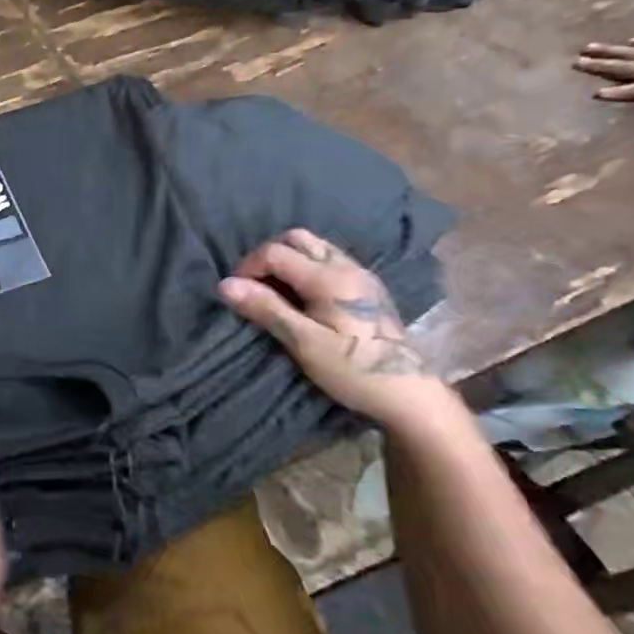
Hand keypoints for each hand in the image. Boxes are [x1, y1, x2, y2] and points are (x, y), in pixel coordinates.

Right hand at [218, 229, 452, 429]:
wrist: (408, 394)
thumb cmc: (352, 370)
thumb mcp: (303, 342)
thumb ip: (266, 309)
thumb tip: (225, 285)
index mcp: (330, 278)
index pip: (276, 252)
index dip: (248, 267)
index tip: (237, 294)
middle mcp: (347, 267)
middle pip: (297, 238)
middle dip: (267, 256)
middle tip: (254, 286)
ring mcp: (360, 275)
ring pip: (313, 247)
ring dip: (286, 260)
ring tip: (274, 291)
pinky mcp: (366, 287)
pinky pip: (326, 260)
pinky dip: (303, 268)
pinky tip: (300, 296)